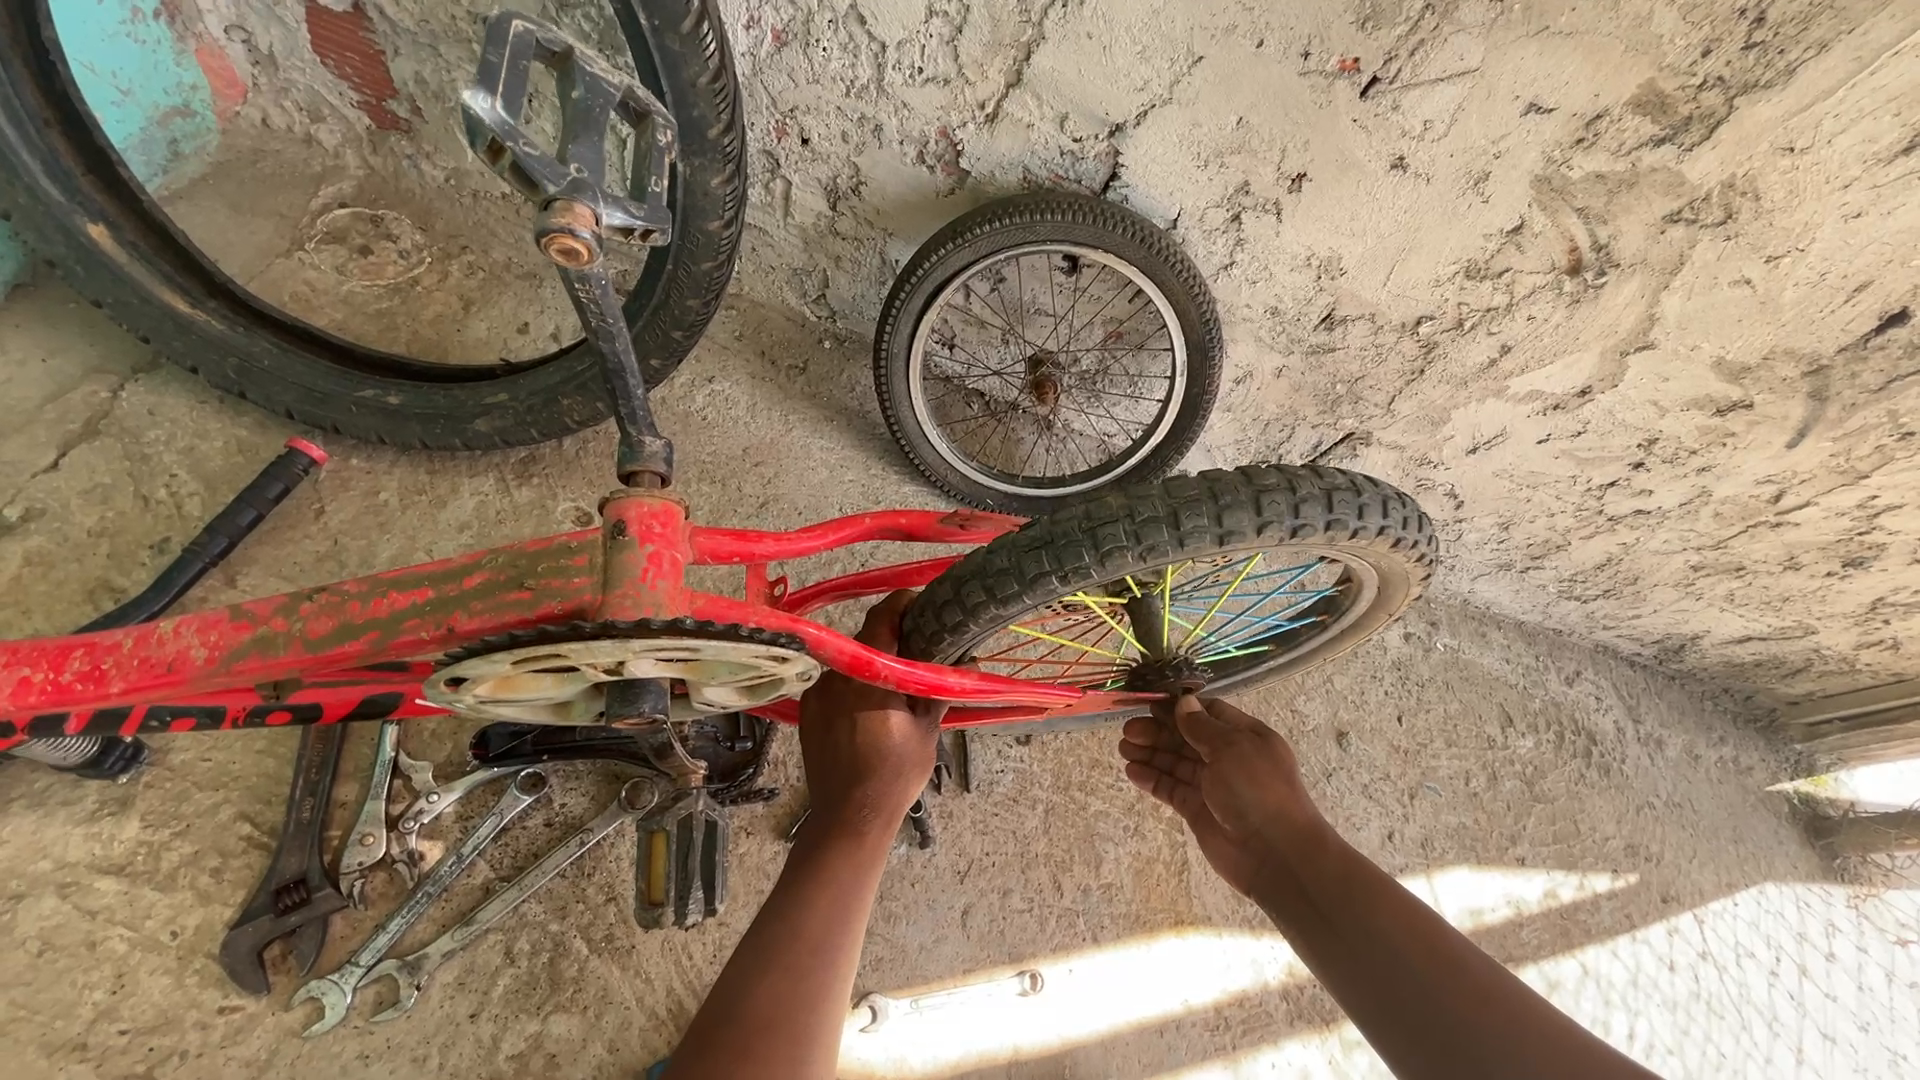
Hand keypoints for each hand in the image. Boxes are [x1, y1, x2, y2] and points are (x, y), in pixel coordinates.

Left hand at [797, 590, 945, 837]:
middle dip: (892, 639)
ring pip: (851, 663)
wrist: (849, 818)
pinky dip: (855, 685)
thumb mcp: (926, 731)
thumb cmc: (894, 775)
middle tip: (918, 648)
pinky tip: (871, 708)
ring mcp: (817, 693)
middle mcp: (836, 676)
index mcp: (868, 676)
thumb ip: (937, 690)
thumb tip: (960, 662)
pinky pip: (836, 684)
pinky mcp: (809, 710)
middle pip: (866, 640)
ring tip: (896, 686)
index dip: (901, 603)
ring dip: (873, 665)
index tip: (920, 603)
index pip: (882, 618)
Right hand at [1118, 695, 1326, 896]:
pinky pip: (1171, 789)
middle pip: (1187, 738)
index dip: (1180, 708)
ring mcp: (1212, 785)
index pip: (1208, 713)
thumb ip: (1201, 726)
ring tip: (1123, 748)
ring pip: (1175, 763)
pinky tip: (1132, 771)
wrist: (1275, 854)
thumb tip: (1182, 702)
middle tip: (1129, 730)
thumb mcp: (1232, 747)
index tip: (1150, 705)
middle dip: (1158, 731)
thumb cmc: (1257, 790)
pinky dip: (1152, 779)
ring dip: (1150, 753)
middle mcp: (1229, 758)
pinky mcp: (1198, 810)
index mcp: (1245, 736)